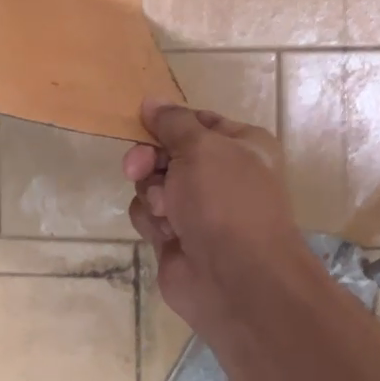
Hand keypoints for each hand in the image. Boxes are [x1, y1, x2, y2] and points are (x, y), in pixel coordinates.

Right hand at [122, 99, 312, 331]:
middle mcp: (221, 175)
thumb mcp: (201, 147)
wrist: (237, 279)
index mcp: (242, 146)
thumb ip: (172, 122)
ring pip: (152, 184)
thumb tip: (151, 101)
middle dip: (149, 159)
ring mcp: (198, 209)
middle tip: (138, 167)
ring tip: (167, 210)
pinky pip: (148, 215)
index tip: (144, 122)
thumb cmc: (227, 201)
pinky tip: (168, 234)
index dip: (169, 122)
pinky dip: (152, 221)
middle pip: (167, 152)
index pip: (197, 121)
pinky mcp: (176, 237)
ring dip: (152, 193)